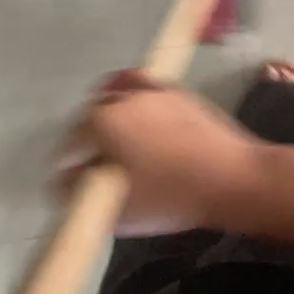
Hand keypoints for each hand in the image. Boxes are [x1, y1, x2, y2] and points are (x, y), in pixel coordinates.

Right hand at [55, 71, 264, 236]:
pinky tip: (131, 103)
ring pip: (114, 96)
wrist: (232, 179)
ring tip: (110, 136)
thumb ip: (80, 196)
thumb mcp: (117, 209)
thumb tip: (61, 186)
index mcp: (100, 124)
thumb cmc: (170, 197)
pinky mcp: (177, 92)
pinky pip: (143, 84)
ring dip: (106, 115)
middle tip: (92, 167)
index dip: (66, 167)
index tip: (68, 183)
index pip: (69, 145)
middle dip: (85, 141)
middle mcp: (120, 99)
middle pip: (89, 118)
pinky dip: (130, 91)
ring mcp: (151, 92)